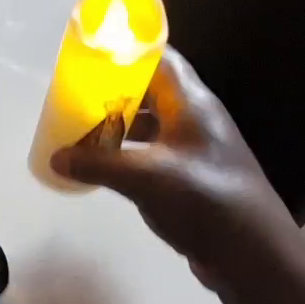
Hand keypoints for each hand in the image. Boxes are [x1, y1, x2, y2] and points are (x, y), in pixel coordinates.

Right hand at [49, 50, 299, 288]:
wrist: (248, 251)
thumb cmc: (203, 200)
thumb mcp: (145, 178)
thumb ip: (99, 165)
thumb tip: (56, 158)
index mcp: (192, 104)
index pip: (161, 59)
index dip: (128, 52)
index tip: (92, 54)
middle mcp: (195, 120)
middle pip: (151, 92)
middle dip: (114, 92)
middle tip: (76, 96)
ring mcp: (194, 151)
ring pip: (150, 126)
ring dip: (119, 126)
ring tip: (81, 130)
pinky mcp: (189, 179)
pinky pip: (151, 155)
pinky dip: (126, 156)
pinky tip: (103, 168)